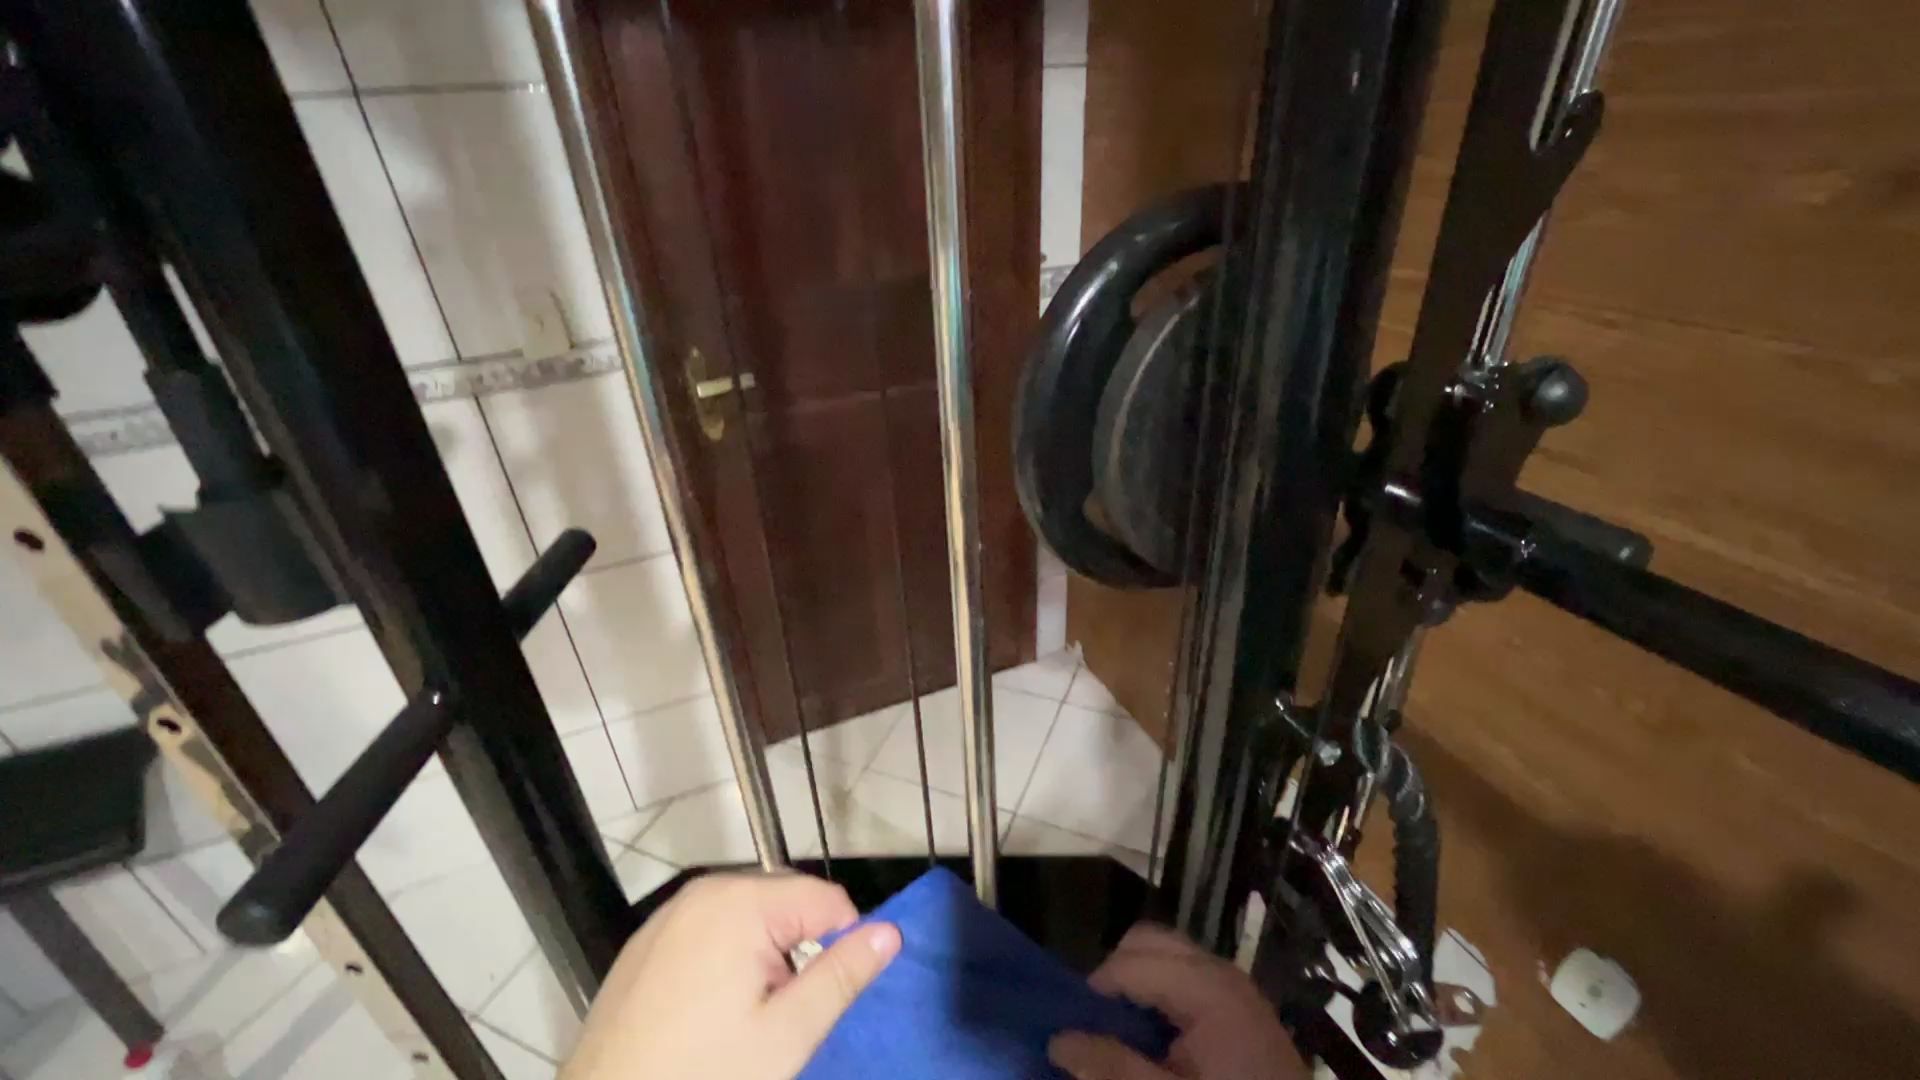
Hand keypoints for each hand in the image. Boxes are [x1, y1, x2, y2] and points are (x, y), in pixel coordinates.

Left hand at [560, 872, 899, 1079]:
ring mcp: (667, 915)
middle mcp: (703, 890)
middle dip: (800, 949)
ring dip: (765, 956)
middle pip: (785, 902)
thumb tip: (892, 933)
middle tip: (787, 1015)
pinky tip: (710, 1014)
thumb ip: (842, 975)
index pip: (826, 899)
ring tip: (749, 1019)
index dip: (843, 944)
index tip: (829, 997)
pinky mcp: (644, 944)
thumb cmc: (702, 1076)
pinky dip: (726, 960)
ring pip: (748, 917)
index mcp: (741, 901)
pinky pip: (709, 932)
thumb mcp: (786, 1035)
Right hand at [1050, 922, 1307, 1079]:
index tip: (1077, 1031)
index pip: (1130, 961)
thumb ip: (1114, 1068)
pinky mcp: (1242, 1008)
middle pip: (1149, 942)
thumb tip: (1057, 1039)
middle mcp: (1221, 971)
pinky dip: (1161, 996)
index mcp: (1207, 987)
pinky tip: (1159, 1043)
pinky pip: (1187, 978)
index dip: (1096, 991)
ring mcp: (1235, 987)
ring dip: (1138, 984)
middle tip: (1101, 1027)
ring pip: (1166, 956)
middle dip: (1116, 975)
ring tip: (1126, 1036)